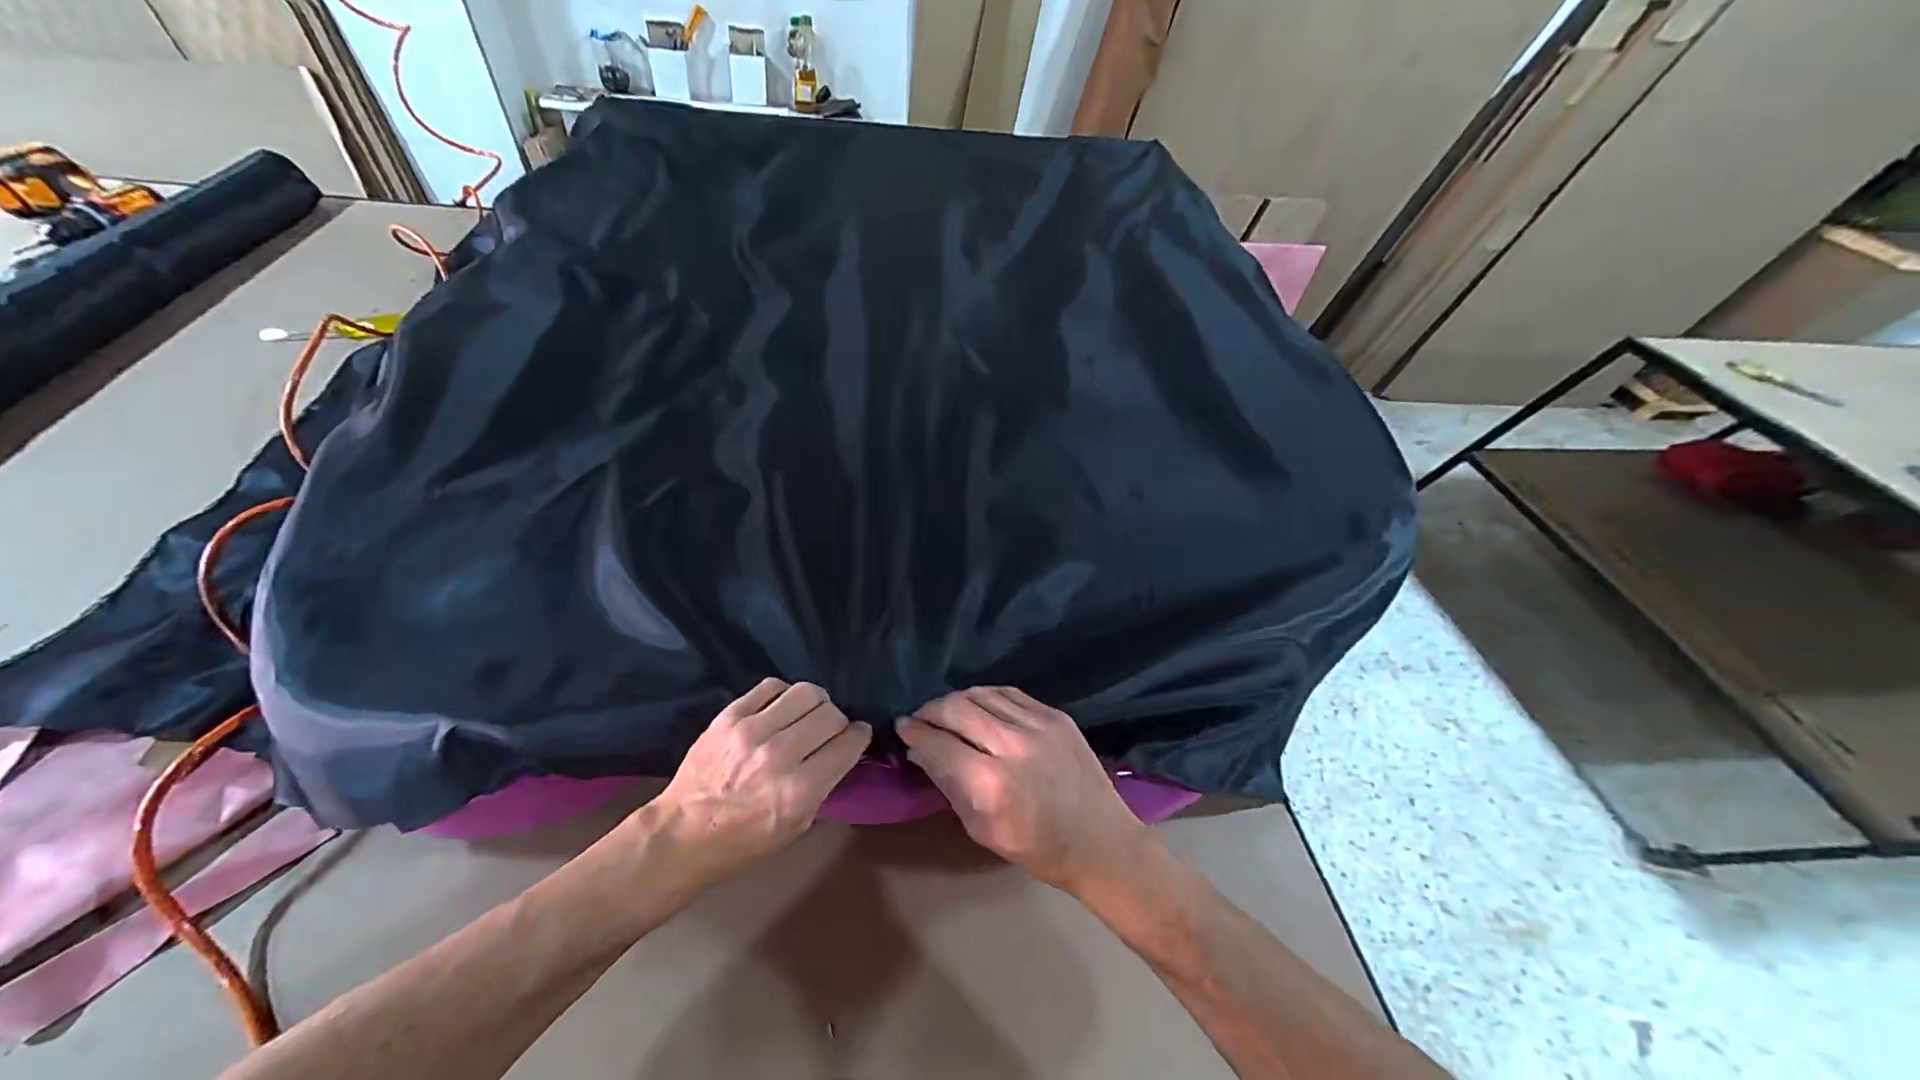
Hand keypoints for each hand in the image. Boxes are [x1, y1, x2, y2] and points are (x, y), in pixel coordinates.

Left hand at [646, 679, 870, 886]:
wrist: (683, 834)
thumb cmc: (744, 841)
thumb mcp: (797, 825)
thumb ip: (824, 784)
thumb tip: (842, 748)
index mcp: (799, 791)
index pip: (848, 744)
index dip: (859, 736)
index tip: (856, 736)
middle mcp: (778, 756)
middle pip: (830, 714)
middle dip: (838, 721)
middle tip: (828, 731)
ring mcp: (751, 731)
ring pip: (806, 693)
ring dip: (815, 703)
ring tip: (807, 716)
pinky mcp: (729, 716)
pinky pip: (772, 686)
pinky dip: (784, 695)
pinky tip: (780, 710)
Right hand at [897, 687, 1151, 892]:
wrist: (1101, 842)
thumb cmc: (1037, 847)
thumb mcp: (982, 829)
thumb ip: (949, 785)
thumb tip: (921, 751)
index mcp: (991, 783)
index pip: (938, 743)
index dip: (914, 732)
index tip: (902, 727)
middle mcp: (1013, 745)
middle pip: (957, 708)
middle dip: (930, 710)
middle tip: (921, 718)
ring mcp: (1039, 725)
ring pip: (982, 693)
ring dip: (957, 699)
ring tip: (947, 710)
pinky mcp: (1056, 716)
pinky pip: (1010, 693)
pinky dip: (987, 696)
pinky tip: (979, 705)